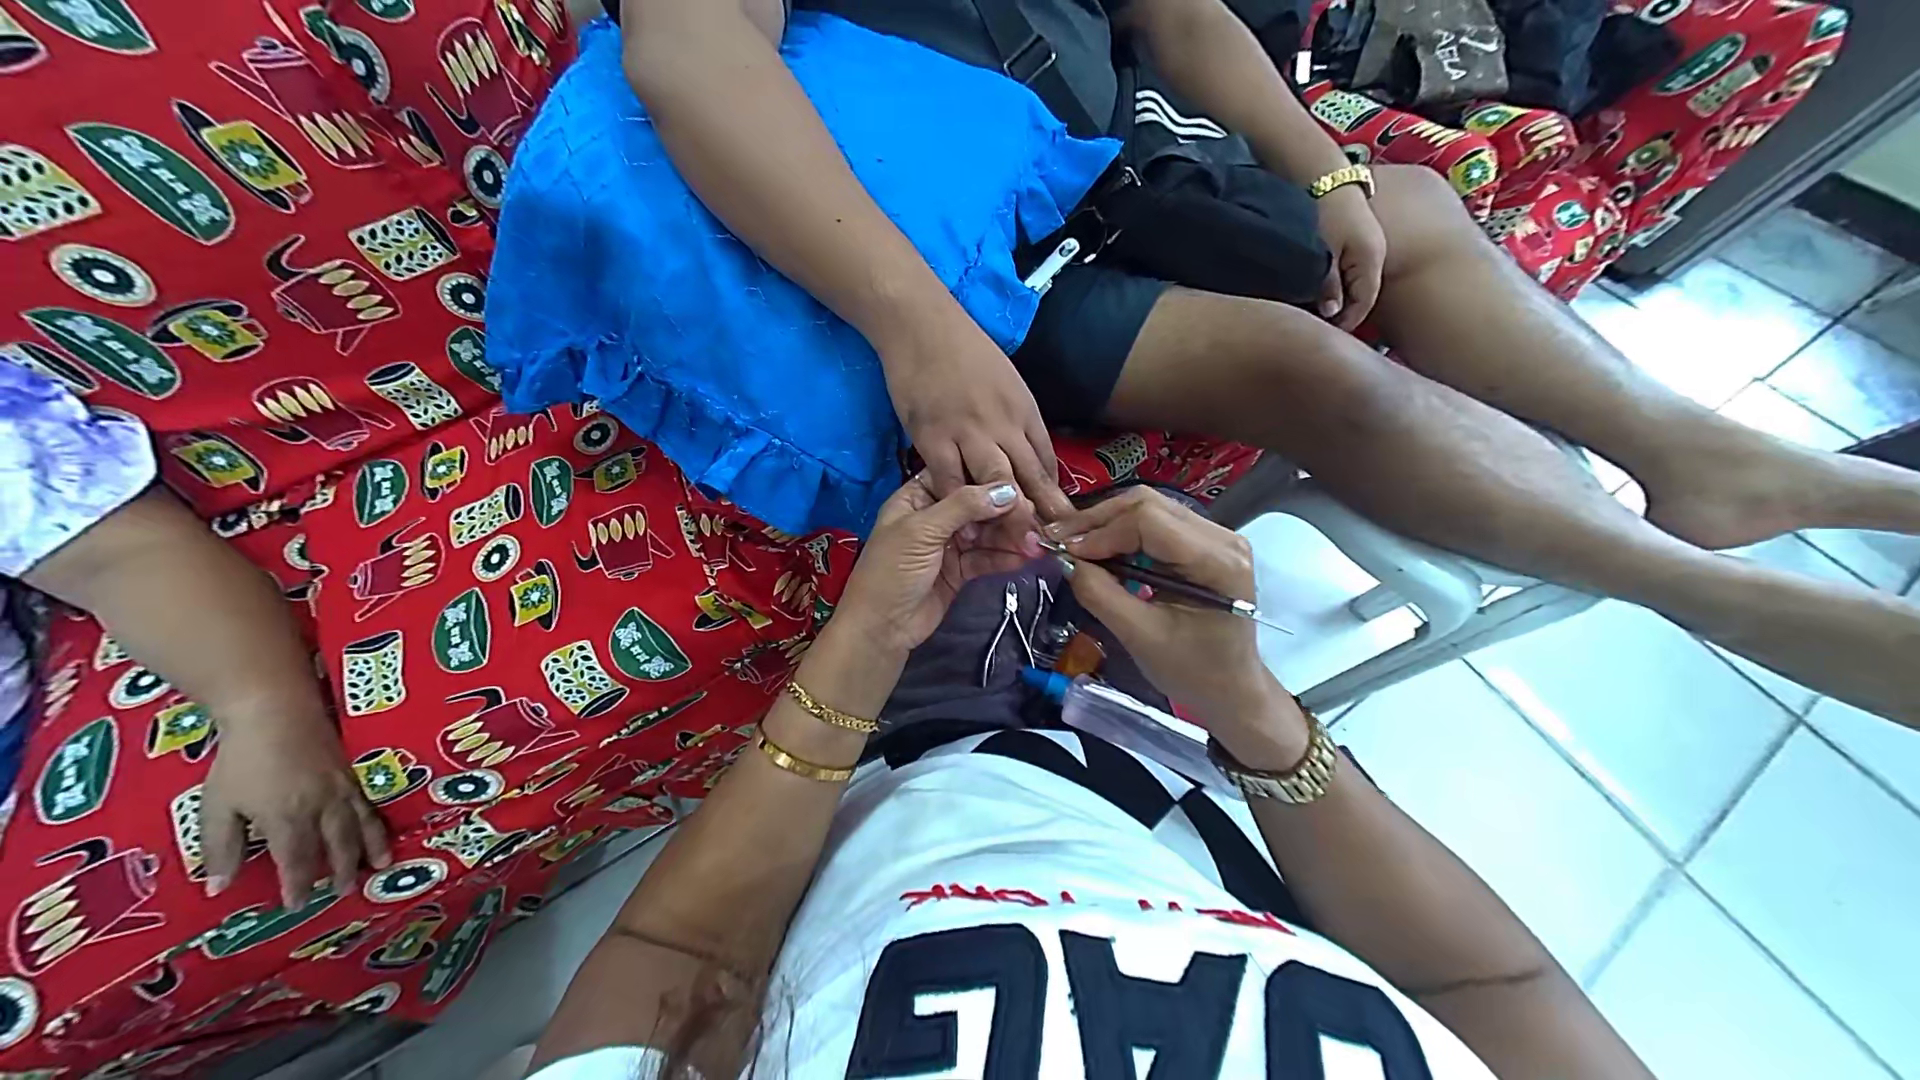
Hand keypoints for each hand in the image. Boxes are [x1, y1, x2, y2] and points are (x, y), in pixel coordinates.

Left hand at [202, 697, 389, 908]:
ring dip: (372, 847)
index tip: (297, 905)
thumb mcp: (218, 807)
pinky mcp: (353, 775)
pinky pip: (369, 805)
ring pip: (362, 824)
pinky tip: (379, 830)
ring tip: (382, 865)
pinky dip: (376, 822)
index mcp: (288, 816)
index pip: (297, 859)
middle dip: (342, 870)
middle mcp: (323, 806)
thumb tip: (220, 887)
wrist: (279, 714)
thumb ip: (221, 848)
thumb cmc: (241, 761)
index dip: (298, 884)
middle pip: (338, 844)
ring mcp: (343, 789)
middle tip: (344, 892)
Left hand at [830, 474, 1036, 656]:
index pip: (957, 477)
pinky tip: (1024, 558)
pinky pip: (985, 558)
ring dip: (1010, 537)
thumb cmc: (892, 571)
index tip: (1020, 484)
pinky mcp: (959, 570)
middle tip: (1034, 519)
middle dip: (1005, 513)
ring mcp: (948, 544)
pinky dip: (1004, 557)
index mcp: (916, 498)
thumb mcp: (922, 531)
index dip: (987, 480)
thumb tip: (1007, 489)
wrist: (881, 628)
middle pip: (977, 506)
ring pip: (985, 533)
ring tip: (1036, 543)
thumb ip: (964, 506)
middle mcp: (934, 516)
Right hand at [878, 313, 1073, 523]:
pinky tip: (969, 529)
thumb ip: (1017, 421)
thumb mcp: (1005, 382)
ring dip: (1010, 515)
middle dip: (1044, 513)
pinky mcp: (933, 437)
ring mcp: (968, 431)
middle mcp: (1003, 423)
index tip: (1063, 522)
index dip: (1055, 495)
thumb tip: (1028, 455)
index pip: (1046, 460)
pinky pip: (951, 479)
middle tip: (1056, 544)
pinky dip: (961, 505)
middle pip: (1030, 475)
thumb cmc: (964, 351)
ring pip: (997, 480)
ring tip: (1020, 544)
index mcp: (1023, 410)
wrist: (921, 325)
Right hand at [1047, 487, 1289, 729]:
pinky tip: (1098, 549)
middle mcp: (1222, 537)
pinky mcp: (1202, 541)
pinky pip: (1154, 522)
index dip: (1100, 531)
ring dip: (1106, 523)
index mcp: (1217, 562)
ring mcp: (1215, 536)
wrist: (1231, 689)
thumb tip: (1066, 559)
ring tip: (1073, 544)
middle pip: (1148, 504)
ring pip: (1148, 507)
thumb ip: (1100, 594)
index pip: (1148, 521)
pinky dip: (1120, 532)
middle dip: (1097, 520)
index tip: (1063, 551)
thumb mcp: (1139, 636)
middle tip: (1058, 539)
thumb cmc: (1191, 671)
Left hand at [1315, 184, 1386, 331]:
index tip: (1329, 336)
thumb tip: (1332, 312)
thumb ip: (1328, 284)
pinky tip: (1318, 292)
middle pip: (1361, 294)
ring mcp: (1366, 244)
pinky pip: (1348, 270)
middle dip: (1343, 314)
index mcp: (1370, 258)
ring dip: (1338, 299)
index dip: (1348, 322)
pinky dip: (1335, 284)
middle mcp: (1374, 253)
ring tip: (1317, 315)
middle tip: (1321, 330)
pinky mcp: (1354, 239)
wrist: (1323, 177)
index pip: (1364, 301)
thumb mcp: (1323, 253)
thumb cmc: (1323, 212)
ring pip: (1354, 282)